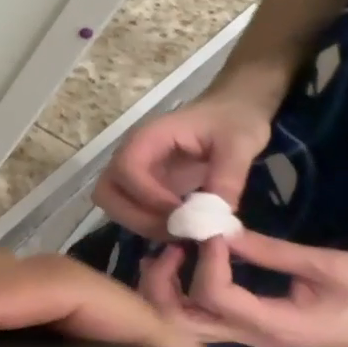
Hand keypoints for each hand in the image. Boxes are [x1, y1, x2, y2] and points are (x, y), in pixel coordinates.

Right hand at [95, 95, 271, 239]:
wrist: (229, 114)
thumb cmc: (233, 121)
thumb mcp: (241, 143)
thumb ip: (229, 177)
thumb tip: (217, 218)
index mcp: (146, 139)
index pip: (126, 170)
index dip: (148, 195)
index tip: (184, 214)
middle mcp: (127, 157)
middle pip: (106, 193)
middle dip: (136, 217)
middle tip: (177, 231)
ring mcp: (130, 174)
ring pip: (112, 205)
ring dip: (140, 224)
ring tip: (181, 232)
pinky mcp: (140, 187)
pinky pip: (130, 210)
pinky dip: (149, 224)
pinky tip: (180, 228)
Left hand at [139, 232, 347, 346]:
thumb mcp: (332, 266)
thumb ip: (273, 252)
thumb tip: (223, 232)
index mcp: (275, 325)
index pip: (212, 295)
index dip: (205, 262)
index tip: (212, 234)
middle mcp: (253, 337)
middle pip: (179, 318)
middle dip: (161, 283)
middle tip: (172, 248)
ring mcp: (252, 337)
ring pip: (184, 322)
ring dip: (166, 290)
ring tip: (175, 255)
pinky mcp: (256, 330)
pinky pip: (202, 318)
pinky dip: (182, 294)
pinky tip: (188, 267)